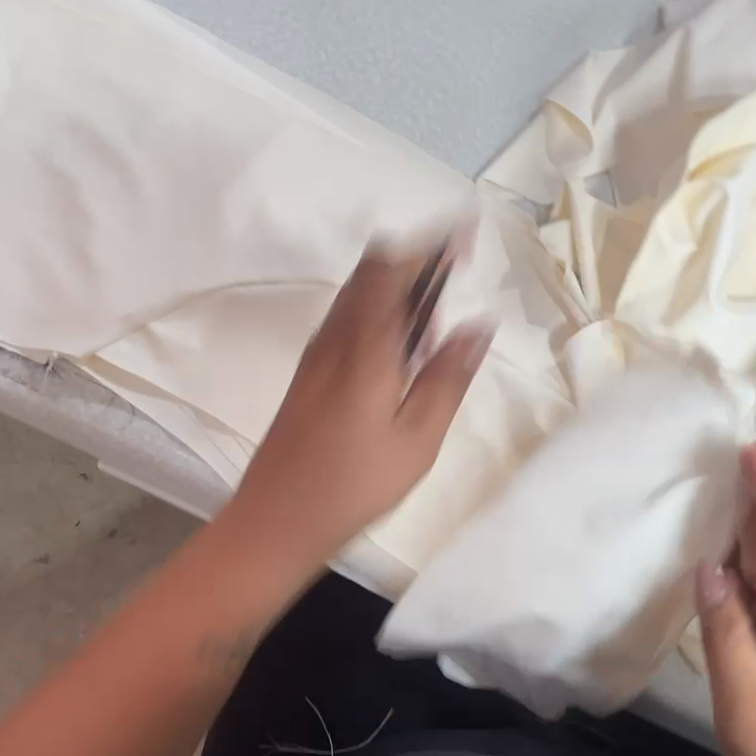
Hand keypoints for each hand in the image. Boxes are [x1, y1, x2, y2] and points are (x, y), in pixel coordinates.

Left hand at [222, 236, 493, 568]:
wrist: (276, 519)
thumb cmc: (354, 485)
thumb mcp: (417, 438)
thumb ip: (448, 377)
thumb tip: (479, 324)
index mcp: (365, 344)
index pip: (394, 264)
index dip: (433, 241)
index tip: (467, 235)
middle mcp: (335, 336)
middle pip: (372, 269)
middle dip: (417, 257)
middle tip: (455, 275)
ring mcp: (315, 355)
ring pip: (357, 293)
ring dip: (396, 285)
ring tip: (434, 313)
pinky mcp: (306, 375)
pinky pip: (346, 319)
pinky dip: (378, 311)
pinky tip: (397, 350)